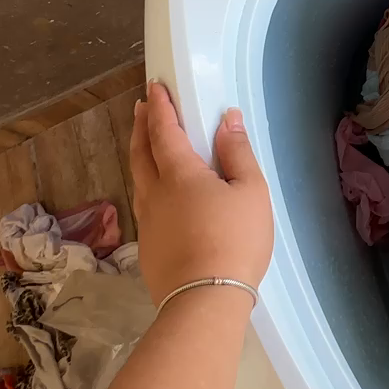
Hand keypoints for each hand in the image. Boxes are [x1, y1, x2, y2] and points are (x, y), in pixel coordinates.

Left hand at [130, 80, 274, 308]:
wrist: (205, 301)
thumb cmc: (234, 238)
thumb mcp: (250, 190)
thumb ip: (237, 152)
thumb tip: (228, 118)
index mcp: (180, 174)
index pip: (164, 131)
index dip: (160, 108)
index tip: (154, 87)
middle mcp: (156, 193)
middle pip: (141, 153)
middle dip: (142, 126)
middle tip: (143, 106)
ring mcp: (149, 222)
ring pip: (139, 177)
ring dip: (141, 152)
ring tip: (147, 140)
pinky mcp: (150, 246)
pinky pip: (146, 200)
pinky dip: (148, 179)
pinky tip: (160, 187)